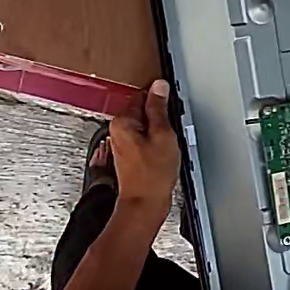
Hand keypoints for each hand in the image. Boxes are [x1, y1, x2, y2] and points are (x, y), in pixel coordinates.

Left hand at [108, 79, 179, 210]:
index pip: (142, 95)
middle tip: (169, 132)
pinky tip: (163, 153)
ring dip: (159, 131)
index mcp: (122, 121)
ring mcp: (123, 142)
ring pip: (145, 125)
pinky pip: (145, 138)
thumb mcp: (163, 135)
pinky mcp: (131, 152)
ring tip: (167, 145)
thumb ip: (159, 108)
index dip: (160, 100)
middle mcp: (118, 130)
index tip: (171, 108)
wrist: (145, 203)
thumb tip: (159, 87)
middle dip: (159, 117)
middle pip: (143, 110)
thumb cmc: (152, 175)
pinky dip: (156, 142)